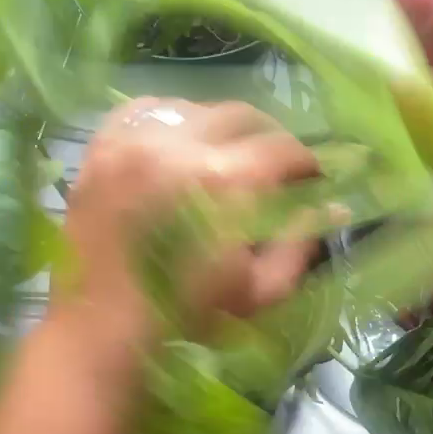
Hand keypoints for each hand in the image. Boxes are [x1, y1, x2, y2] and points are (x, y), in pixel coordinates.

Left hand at [57, 97, 322, 352]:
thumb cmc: (185, 316)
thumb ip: (298, 245)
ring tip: (222, 154)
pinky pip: (142, 110)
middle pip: (241, 114)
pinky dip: (167, 120)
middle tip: (272, 167)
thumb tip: (332, 207)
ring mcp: (133, 141)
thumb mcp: (258, 293)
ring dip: (218, 127)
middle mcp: (179, 145)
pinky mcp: (100, 147)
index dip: (307, 162)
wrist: (101, 326)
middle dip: (267, 138)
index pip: (284, 148)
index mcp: (225, 181)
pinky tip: (175, 142)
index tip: (311, 179)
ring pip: (193, 106)